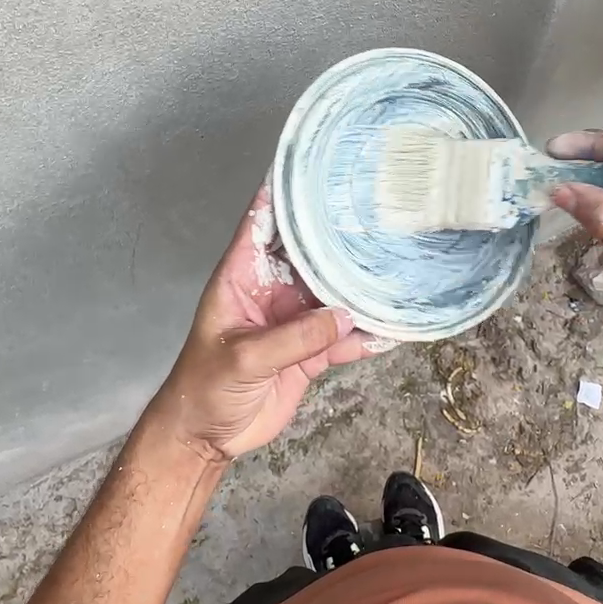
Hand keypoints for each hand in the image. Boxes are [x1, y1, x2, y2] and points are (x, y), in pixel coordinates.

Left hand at [150, 183, 377, 462]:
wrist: (207, 438)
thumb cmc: (205, 388)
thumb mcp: (243, 358)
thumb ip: (293, 338)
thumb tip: (345, 315)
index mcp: (243, 276)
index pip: (262, 223)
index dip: (282, 192)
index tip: (312, 165)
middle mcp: (273, 289)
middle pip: (309, 253)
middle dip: (337, 235)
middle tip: (375, 210)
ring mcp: (294, 320)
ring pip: (333, 294)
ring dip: (360, 286)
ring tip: (397, 264)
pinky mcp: (310, 351)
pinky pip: (343, 336)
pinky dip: (366, 333)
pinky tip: (395, 325)